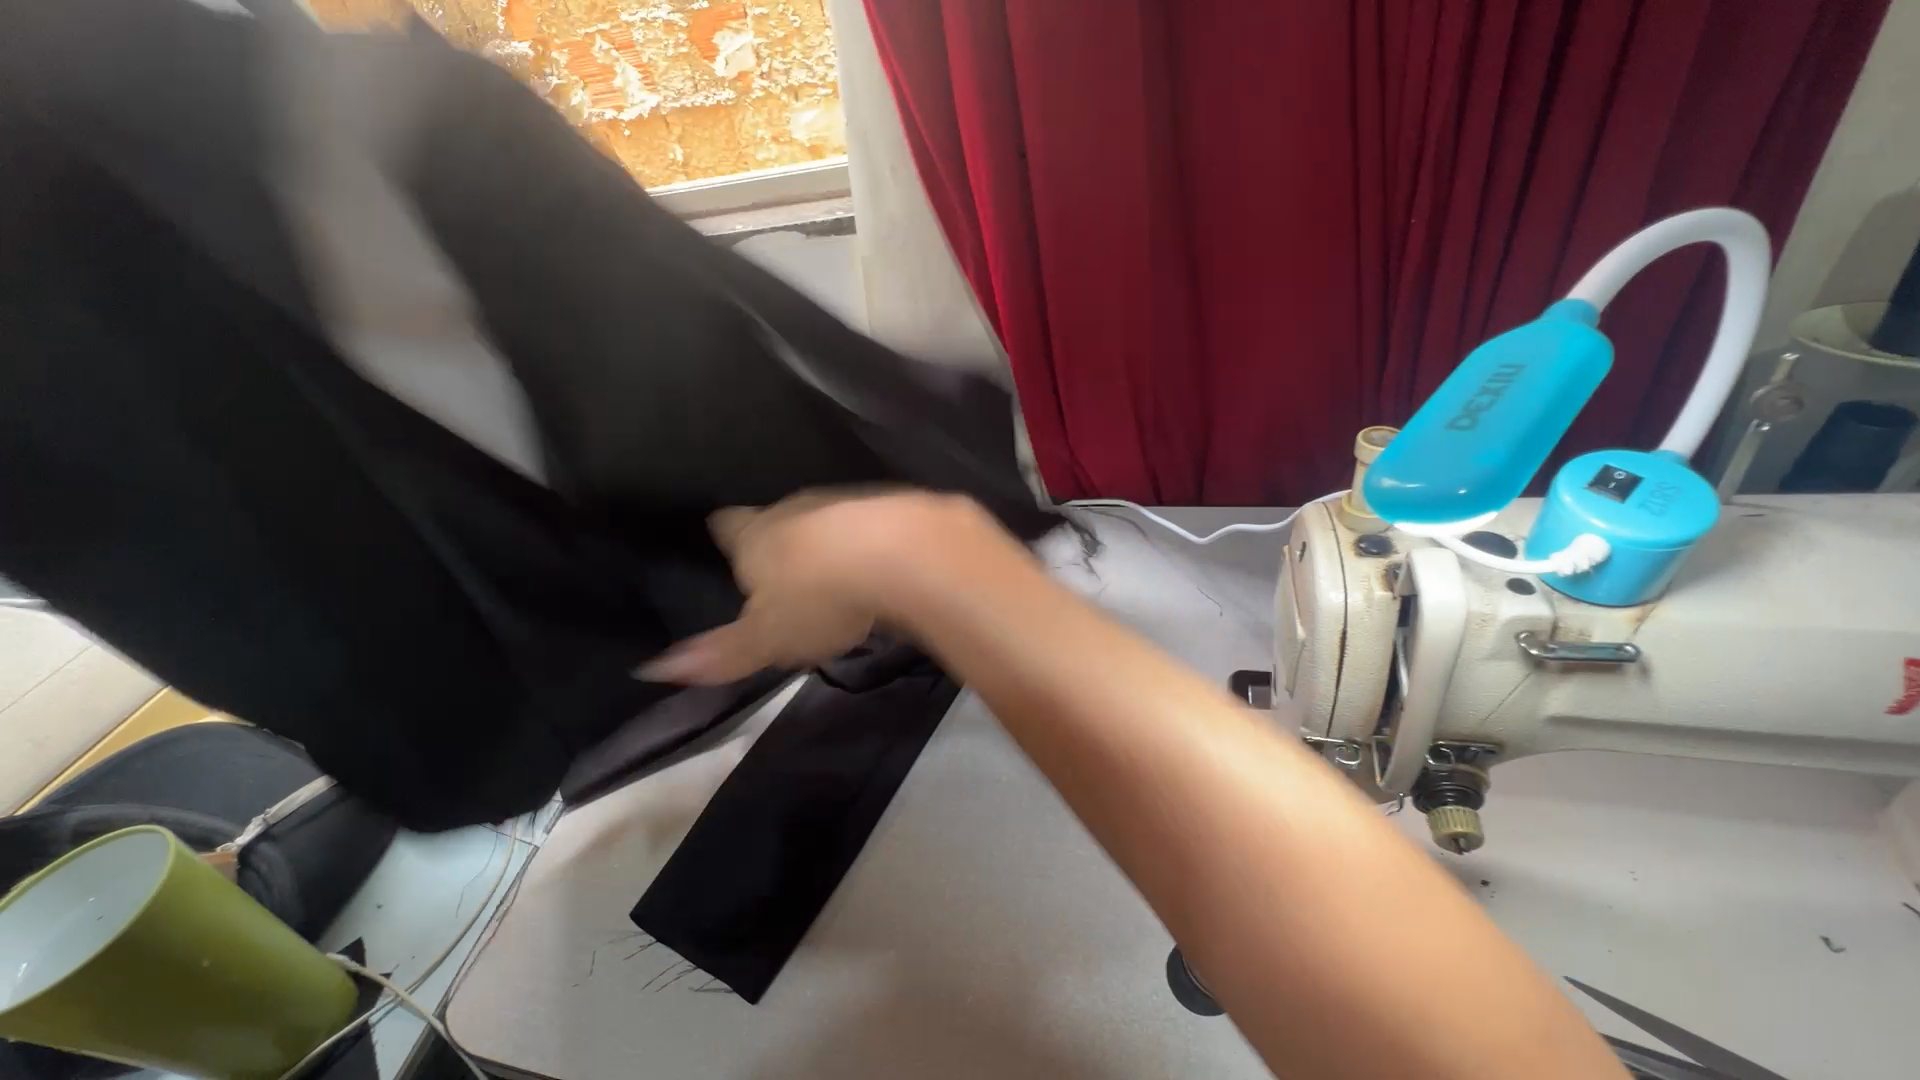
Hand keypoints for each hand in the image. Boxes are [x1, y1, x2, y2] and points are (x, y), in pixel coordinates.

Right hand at [635, 490, 1002, 684]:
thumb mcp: (764, 638)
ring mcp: (844, 504)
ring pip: (823, 520)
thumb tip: (657, 669)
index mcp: (754, 536)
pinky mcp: (890, 510)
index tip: (721, 541)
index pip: (727, 526)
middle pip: (775, 519)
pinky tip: (874, 565)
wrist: (899, 552)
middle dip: (775, 539)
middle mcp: (794, 510)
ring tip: (826, 570)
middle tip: (776, 567)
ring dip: (823, 542)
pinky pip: (867, 526)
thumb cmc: (816, 597)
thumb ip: (719, 653)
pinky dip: (865, 544)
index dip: (724, 535)